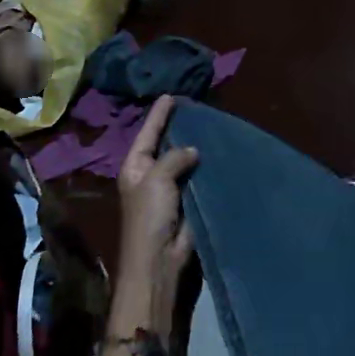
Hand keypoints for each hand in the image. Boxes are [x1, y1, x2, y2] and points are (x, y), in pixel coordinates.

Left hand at [113, 96, 198, 333]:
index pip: (147, 134)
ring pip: (183, 160)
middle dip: (178, 128)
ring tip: (211, 124)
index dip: (158, 115)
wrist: (159, 260)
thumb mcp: (156, 179)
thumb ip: (173, 157)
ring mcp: (169, 189)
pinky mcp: (187, 202)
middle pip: (165, 145)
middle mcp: (151, 175)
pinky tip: (219, 152)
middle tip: (196, 106)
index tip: (170, 95)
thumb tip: (192, 150)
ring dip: (195, 146)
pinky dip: (206, 165)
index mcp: (135, 167)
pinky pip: (197, 177)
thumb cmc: (149, 217)